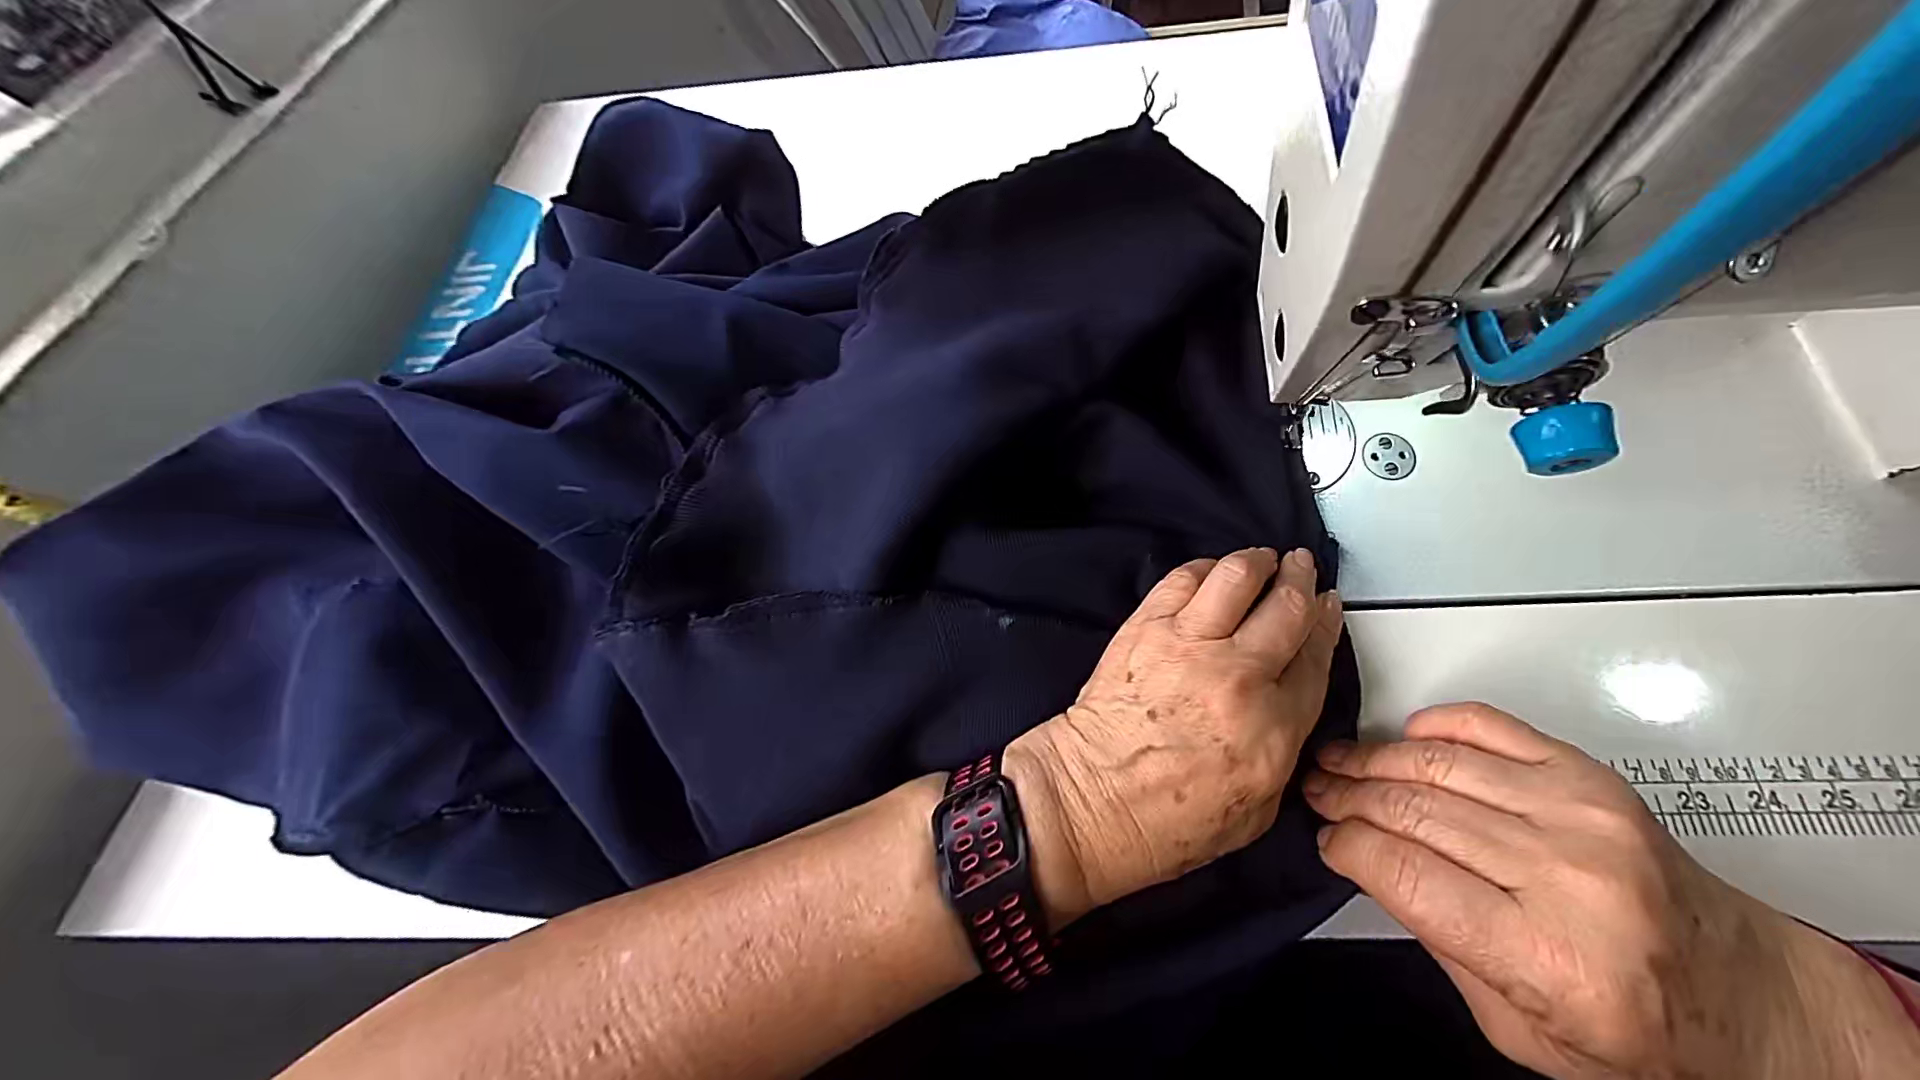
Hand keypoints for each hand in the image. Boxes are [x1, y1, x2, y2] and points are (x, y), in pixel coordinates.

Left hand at [1002, 547, 1342, 925]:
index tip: (1327, 606)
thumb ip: (1282, 747)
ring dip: (1256, 561)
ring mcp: (1187, 645)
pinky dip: (1202, 568)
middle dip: (1299, 579)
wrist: (1089, 801)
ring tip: (1261, 558)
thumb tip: (1282, 702)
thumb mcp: (1258, 809)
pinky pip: (1181, 580)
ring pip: (1236, 578)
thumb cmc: (1167, 822)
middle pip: (1285, 607)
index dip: (1325, 624)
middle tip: (1301, 567)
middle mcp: (1237, 675)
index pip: (1314, 657)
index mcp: (1274, 727)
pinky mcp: (1143, 629)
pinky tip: (1210, 571)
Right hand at [1305, 702, 1919, 1079]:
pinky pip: (1485, 726)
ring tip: (1342, 762)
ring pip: (1434, 763)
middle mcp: (1571, 879)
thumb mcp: (1518, 1028)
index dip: (1344, 845)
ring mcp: (1584, 816)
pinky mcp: (1591, 779)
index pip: (1399, 869)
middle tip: (1318, 791)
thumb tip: (1368, 860)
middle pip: (1410, 809)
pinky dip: (1433, 726)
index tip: (1327, 840)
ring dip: (1372, 759)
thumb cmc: (1640, 1029)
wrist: (1745, 998)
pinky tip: (1404, 739)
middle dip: (1346, 797)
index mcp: (1550, 959)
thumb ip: (1435, 938)